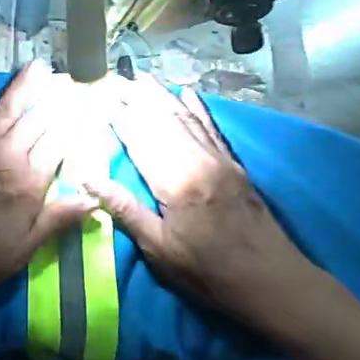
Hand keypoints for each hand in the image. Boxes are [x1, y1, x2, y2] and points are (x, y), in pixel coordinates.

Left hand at [0, 64, 95, 314]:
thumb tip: (94, 199)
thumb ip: (57, 219)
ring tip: (40, 66)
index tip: (88, 108)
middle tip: (69, 81)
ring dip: (24, 85)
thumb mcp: (23, 249)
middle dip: (56, 99)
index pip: (60, 144)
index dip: (75, 125)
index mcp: (29, 182)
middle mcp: (7, 155)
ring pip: (6, 107)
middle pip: (38, 120)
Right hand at [83, 76, 319, 321]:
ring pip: (186, 119)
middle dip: (138, 98)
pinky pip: (211, 129)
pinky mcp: (234, 166)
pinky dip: (198, 109)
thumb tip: (88, 178)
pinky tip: (187, 93)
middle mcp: (199, 161)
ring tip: (141, 78)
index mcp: (176, 181)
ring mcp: (220, 160)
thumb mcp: (159, 249)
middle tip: (115, 77)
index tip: (99, 95)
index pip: (140, 138)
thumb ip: (125, 210)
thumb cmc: (207, 272)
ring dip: (162, 97)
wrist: (272, 282)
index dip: (119, 116)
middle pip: (163, 120)